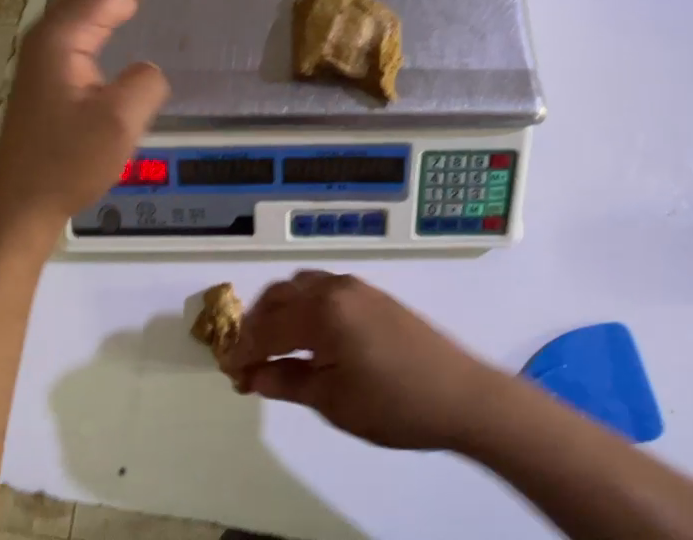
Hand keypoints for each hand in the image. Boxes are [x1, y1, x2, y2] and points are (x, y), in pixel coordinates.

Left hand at [0, 0, 185, 231]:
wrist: (21, 201)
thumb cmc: (67, 162)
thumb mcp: (118, 124)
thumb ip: (144, 84)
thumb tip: (146, 68)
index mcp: (62, 38)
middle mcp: (48, 34)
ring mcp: (43, 51)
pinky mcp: (46, 69)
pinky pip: (80, 16)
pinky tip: (116, 4)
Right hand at [220, 272, 502, 450]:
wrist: (462, 396)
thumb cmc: (393, 404)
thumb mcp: (333, 401)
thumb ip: (287, 382)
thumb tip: (253, 375)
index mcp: (321, 311)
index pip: (266, 328)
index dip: (244, 351)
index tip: (230, 373)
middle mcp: (334, 288)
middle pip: (279, 296)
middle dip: (257, 325)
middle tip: (248, 360)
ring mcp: (356, 288)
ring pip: (301, 287)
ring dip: (280, 311)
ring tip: (276, 346)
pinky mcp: (374, 296)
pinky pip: (323, 289)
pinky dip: (304, 306)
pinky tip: (309, 336)